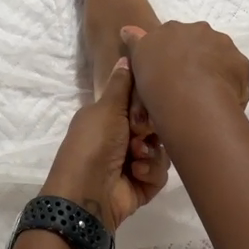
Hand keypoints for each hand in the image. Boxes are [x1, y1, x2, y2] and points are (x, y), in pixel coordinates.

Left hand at [42, 58, 169, 232]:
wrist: (88, 194)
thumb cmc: (94, 143)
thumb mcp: (107, 108)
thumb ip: (121, 84)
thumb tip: (125, 55)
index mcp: (106, 117)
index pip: (136, 102)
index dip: (145, 102)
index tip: (146, 103)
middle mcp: (119, 138)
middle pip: (152, 126)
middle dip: (150, 129)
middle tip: (140, 132)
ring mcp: (131, 162)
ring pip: (160, 149)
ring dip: (150, 152)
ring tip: (136, 156)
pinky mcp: (142, 185)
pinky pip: (160, 172)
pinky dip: (150, 171)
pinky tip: (137, 173)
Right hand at [119, 22, 248, 129]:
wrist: (189, 97)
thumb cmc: (157, 79)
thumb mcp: (138, 59)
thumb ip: (135, 42)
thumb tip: (127, 29)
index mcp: (173, 28)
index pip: (174, 37)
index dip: (173, 55)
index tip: (170, 73)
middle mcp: (199, 29)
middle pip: (199, 42)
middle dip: (196, 58)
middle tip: (189, 85)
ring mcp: (223, 44)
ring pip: (220, 57)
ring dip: (215, 70)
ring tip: (205, 97)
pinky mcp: (241, 63)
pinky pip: (236, 74)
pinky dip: (231, 85)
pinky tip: (221, 101)